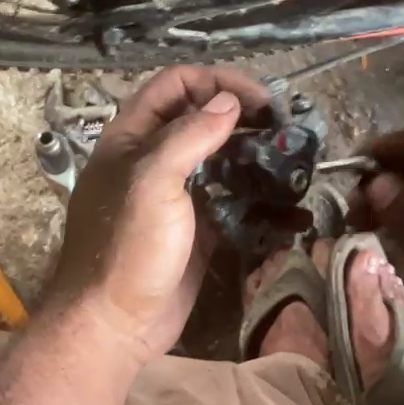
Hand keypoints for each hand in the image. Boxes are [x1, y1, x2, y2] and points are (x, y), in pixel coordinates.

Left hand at [42, 66, 271, 366]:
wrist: (115, 323)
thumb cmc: (127, 247)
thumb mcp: (152, 181)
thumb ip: (189, 135)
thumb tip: (229, 101)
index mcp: (131, 137)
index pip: (175, 84)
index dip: (216, 81)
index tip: (259, 98)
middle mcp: (152, 158)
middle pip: (199, 117)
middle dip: (240, 113)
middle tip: (282, 124)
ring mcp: (175, 194)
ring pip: (217, 156)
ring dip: (250, 150)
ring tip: (287, 153)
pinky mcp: (196, 226)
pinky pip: (227, 196)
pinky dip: (252, 189)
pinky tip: (280, 191)